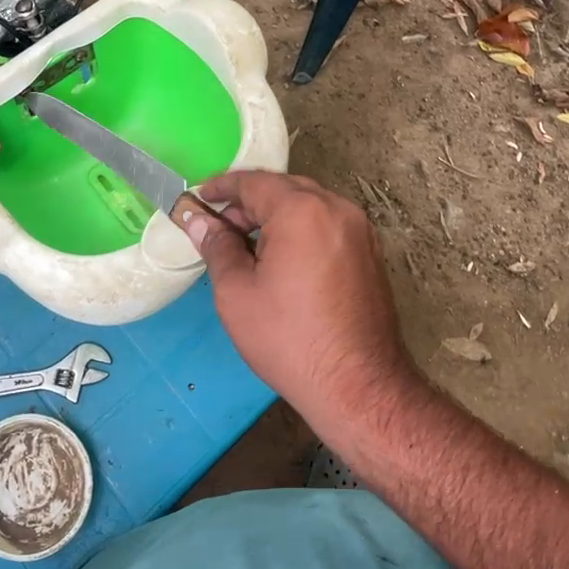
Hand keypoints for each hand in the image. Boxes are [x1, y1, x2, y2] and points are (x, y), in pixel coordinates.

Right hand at [174, 171, 417, 424]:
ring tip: (245, 244)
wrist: (357, 385)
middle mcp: (336, 209)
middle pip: (284, 189)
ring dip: (275, 215)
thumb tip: (199, 220)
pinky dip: (300, 229)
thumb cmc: (288, 338)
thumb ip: (217, 246)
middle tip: (218, 225)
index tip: (199, 198)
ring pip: (308, 205)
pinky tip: (280, 259)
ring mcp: (359, 230)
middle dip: (248, 202)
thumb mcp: (236, 292)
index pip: (254, 182)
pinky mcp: (369, 253)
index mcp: (301, 210)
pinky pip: (327, 225)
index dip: (221, 187)